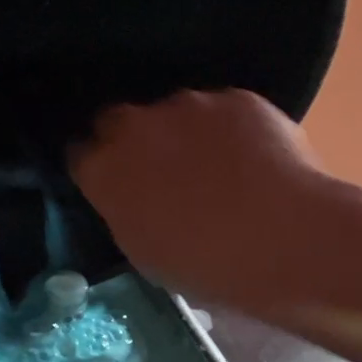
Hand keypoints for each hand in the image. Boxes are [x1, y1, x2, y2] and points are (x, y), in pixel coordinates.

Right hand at [70, 89, 347, 313]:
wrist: (283, 239)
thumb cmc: (201, 263)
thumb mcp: (140, 247)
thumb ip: (124, 209)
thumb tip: (132, 198)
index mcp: (101, 168)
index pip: (79, 153)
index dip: (95, 166)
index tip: (110, 182)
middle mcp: (133, 126)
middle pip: (116, 120)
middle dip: (129, 139)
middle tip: (157, 171)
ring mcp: (186, 106)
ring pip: (173, 113)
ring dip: (183, 132)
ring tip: (217, 167)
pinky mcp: (237, 98)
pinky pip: (223, 111)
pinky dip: (232, 130)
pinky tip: (255, 160)